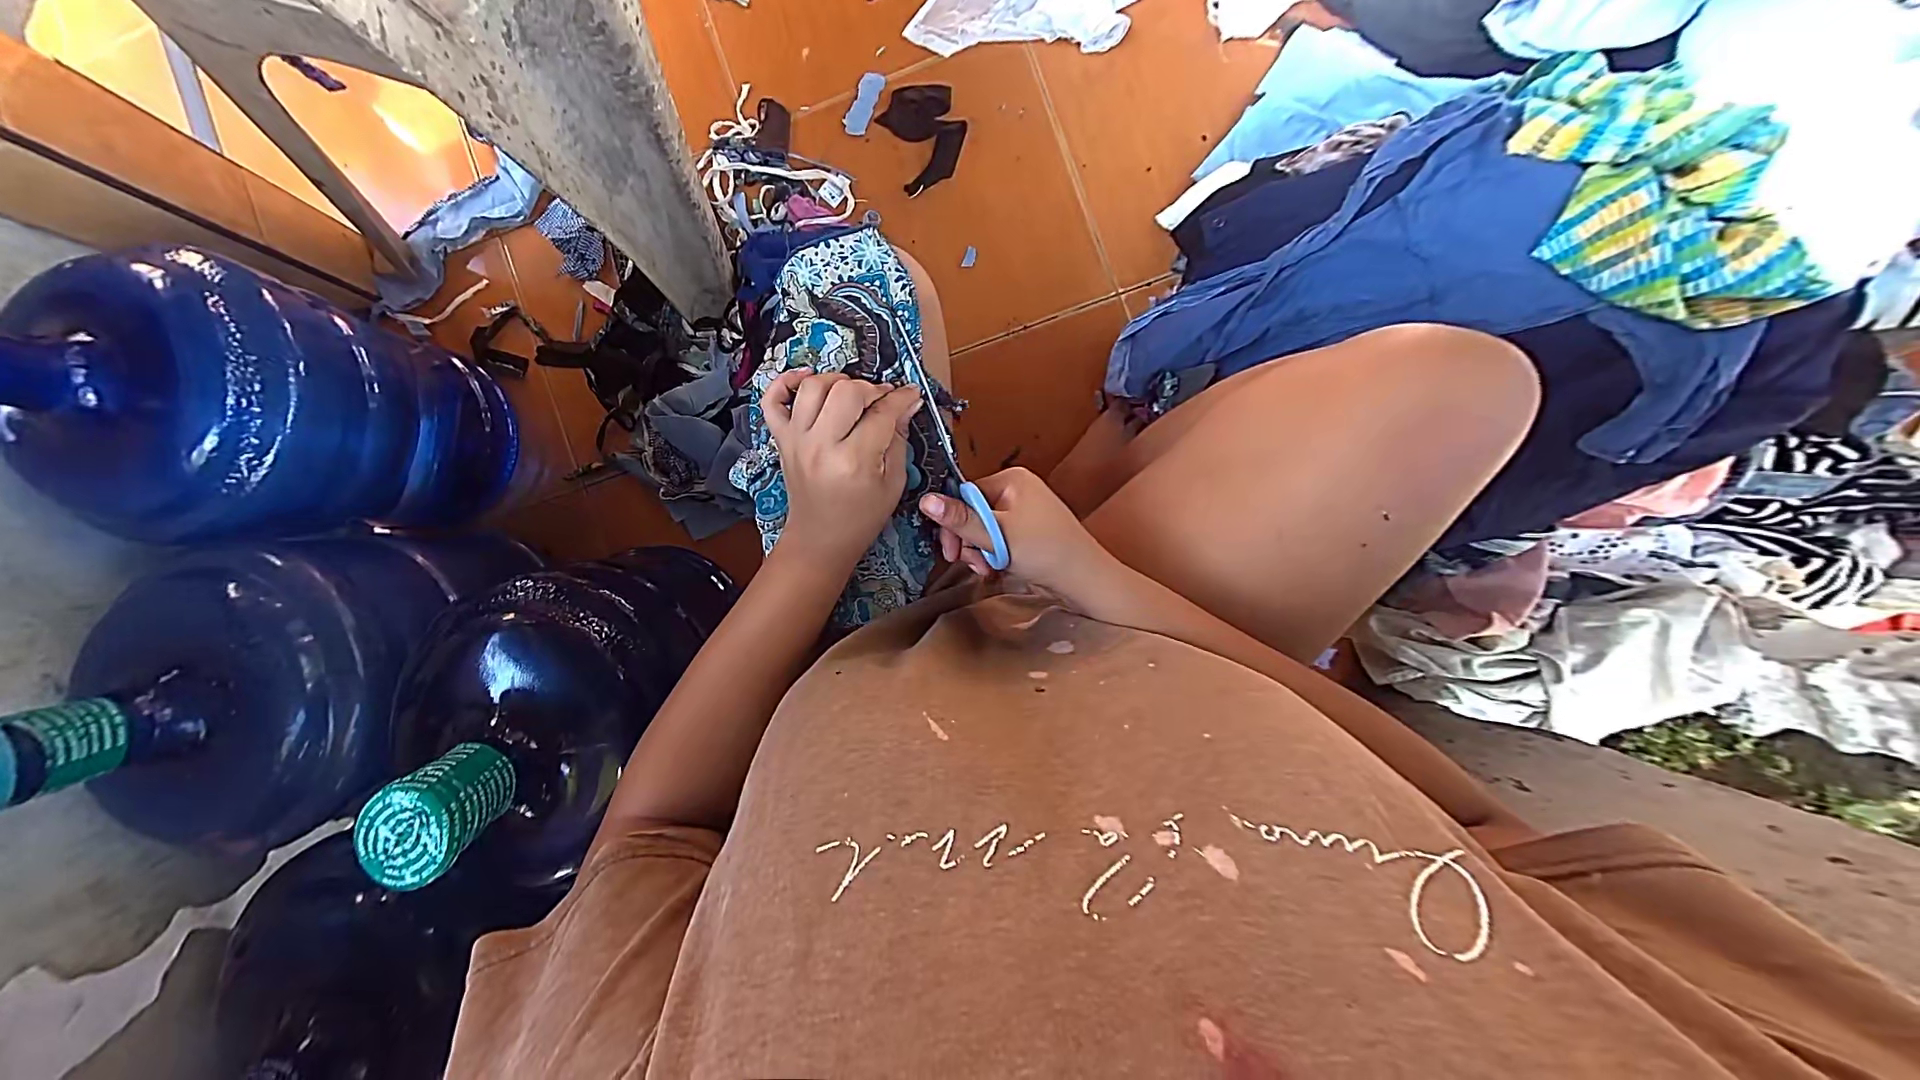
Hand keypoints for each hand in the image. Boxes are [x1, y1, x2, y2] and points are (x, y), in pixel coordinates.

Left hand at [762, 370, 923, 567]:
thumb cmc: (861, 517)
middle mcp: (821, 445)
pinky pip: (771, 399)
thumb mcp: (893, 483)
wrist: (821, 538)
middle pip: (846, 390)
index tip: (910, 394)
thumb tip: (907, 403)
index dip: (901, 397)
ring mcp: (796, 440)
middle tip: (880, 402)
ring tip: (850, 394)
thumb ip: (899, 439)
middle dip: (870, 389)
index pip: (881, 412)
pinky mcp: (781, 440)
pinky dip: (785, 381)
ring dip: (836, 381)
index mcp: (854, 461)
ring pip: (812, 386)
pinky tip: (805, 379)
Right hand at [918, 467, 1123, 610]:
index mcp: (1012, 480)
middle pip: (972, 514)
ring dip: (980, 553)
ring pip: (983, 531)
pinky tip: (997, 570)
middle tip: (972, 563)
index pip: (965, 495)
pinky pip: (997, 540)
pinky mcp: (1026, 532)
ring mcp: (1023, 512)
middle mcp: (1017, 491)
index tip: (952, 550)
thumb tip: (926, 500)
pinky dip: (993, 557)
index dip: (954, 524)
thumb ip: (961, 520)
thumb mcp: (998, 536)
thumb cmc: (1048, 552)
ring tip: (989, 569)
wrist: (1085, 580)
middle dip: (969, 542)